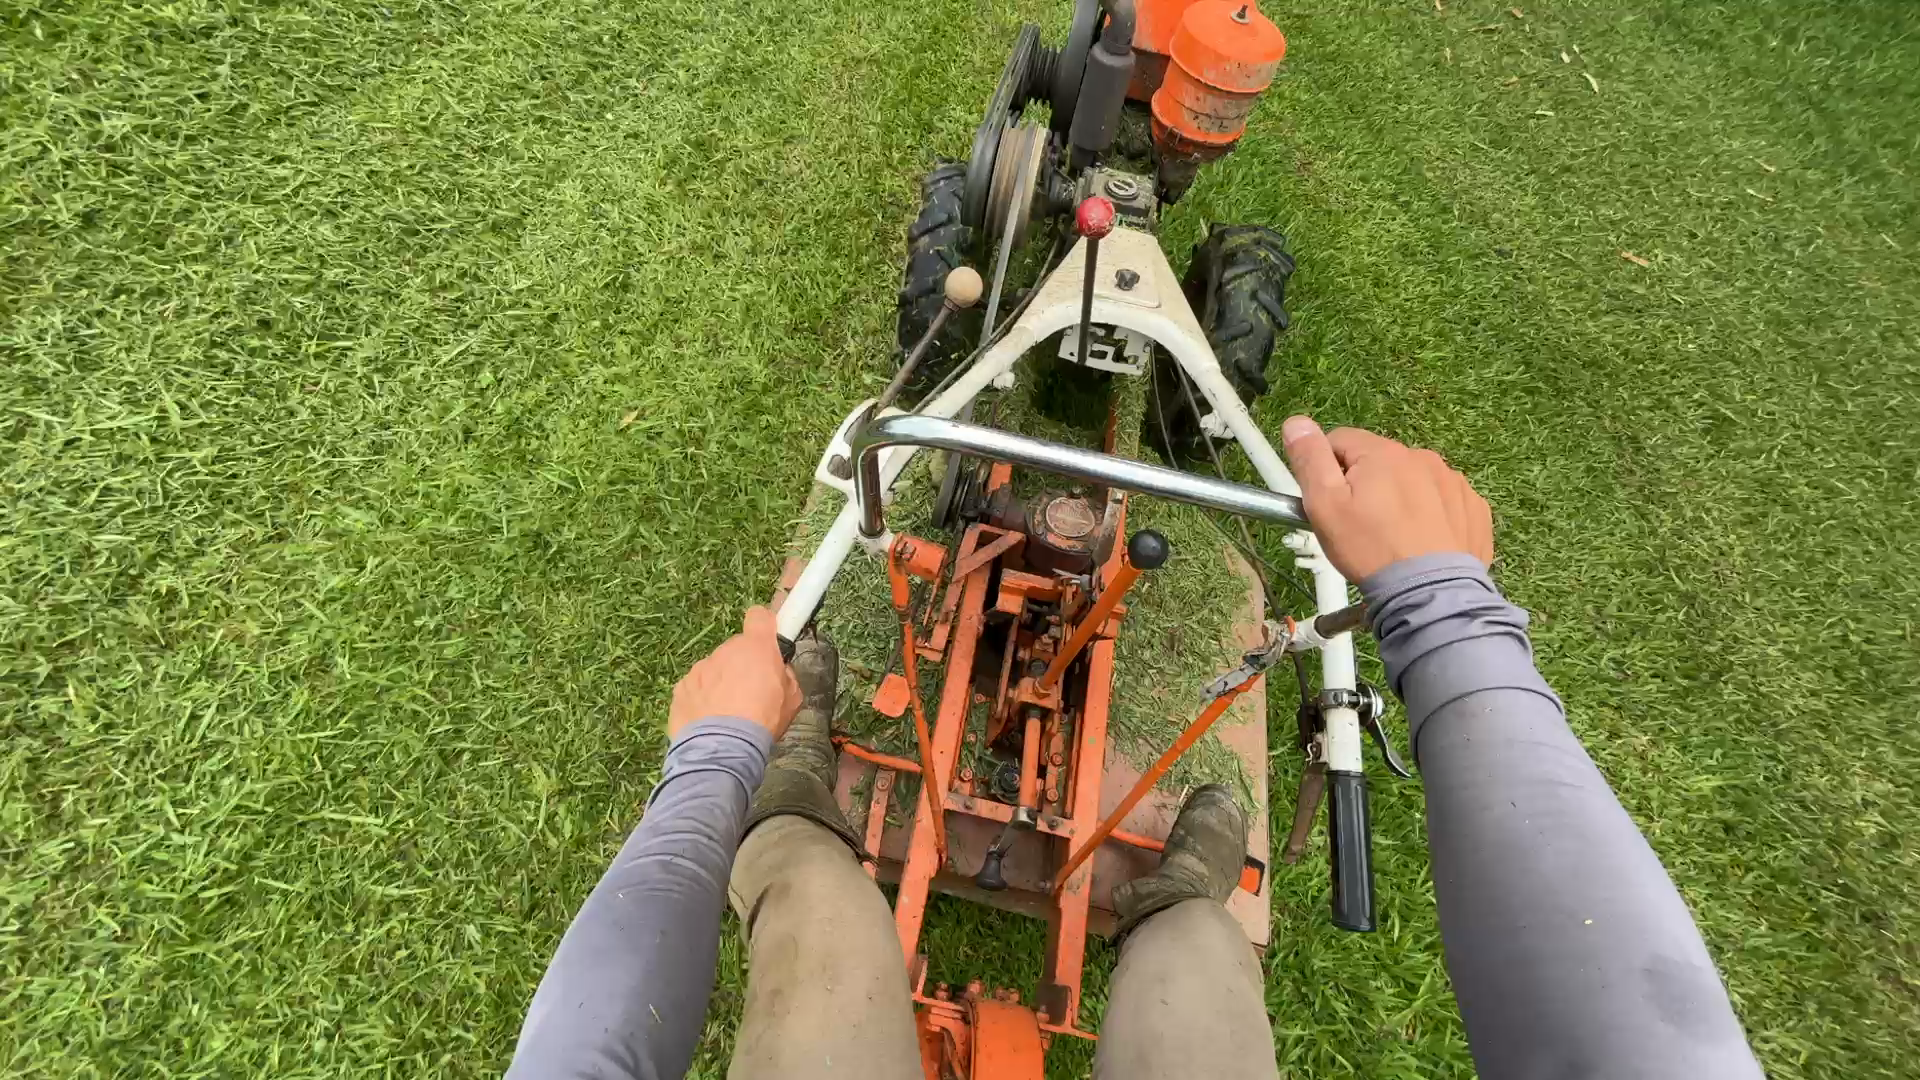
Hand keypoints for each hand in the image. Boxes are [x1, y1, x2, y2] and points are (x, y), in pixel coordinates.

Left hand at [668, 607, 801, 739]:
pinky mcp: (681, 687)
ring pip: (715, 668)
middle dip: (744, 665)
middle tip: (751, 693)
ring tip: (728, 713)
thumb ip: (785, 676)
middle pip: (737, 648)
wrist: (721, 748)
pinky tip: (711, 721)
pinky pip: (696, 687)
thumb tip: (779, 672)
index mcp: (757, 647)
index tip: (768, 640)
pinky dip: (703, 699)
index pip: (759, 616)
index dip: (764, 625)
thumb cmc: (763, 720)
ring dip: (722, 683)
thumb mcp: (792, 699)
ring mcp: (700, 668)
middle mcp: (726, 650)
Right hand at [1280, 416, 1493, 581]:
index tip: (1327, 500)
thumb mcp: (1324, 504)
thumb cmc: (1368, 546)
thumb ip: (1310, 459)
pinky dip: (1426, 513)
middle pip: (1375, 460)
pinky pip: (1440, 499)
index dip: (1324, 469)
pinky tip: (1418, 539)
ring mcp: (1454, 481)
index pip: (1339, 441)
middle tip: (1354, 522)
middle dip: (1361, 483)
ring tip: (1387, 534)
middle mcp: (1423, 457)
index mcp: (1383, 453)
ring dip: (1395, 496)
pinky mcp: (1474, 507)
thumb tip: (1296, 422)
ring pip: (1409, 479)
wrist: (1429, 592)